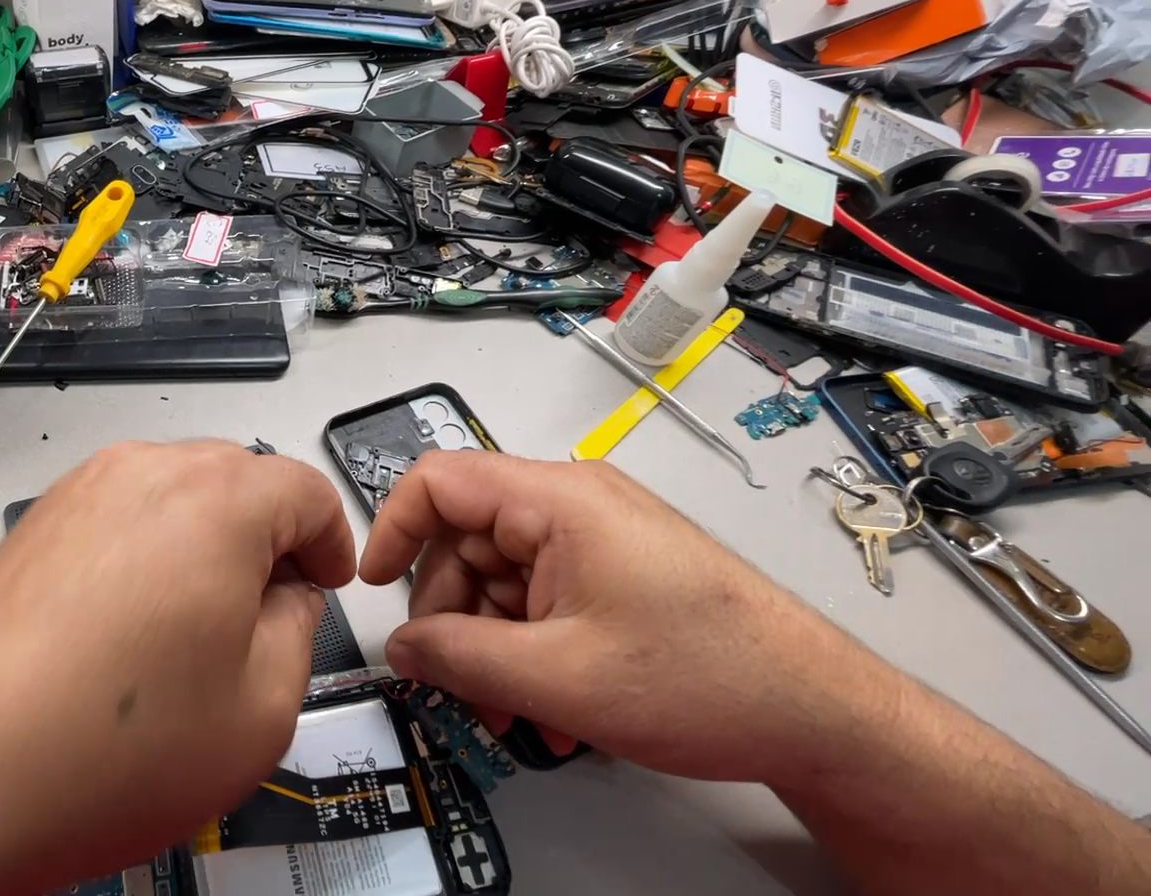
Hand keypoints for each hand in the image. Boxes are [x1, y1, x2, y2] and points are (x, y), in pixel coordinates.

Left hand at [0, 440, 356, 890]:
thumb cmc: (91, 749)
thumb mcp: (259, 708)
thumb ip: (300, 629)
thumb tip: (290, 597)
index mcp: (216, 500)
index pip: (306, 488)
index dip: (330, 541)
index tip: (322, 583)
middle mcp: (144, 473)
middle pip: (242, 481)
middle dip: (269, 541)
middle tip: (267, 615)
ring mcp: (84, 490)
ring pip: (180, 497)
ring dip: (206, 548)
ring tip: (190, 636)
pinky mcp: (43, 519)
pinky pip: (124, 517)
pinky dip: (149, 555)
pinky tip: (132, 632)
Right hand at [358, 452, 901, 786]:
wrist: (826, 719)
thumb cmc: (712, 680)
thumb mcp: (559, 677)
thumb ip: (458, 658)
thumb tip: (401, 648)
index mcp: (556, 499)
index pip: (438, 480)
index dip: (393, 529)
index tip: (373, 583)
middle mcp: (572, 504)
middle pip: (464, 542)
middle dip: (451, 617)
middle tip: (457, 682)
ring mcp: (593, 537)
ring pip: (499, 579)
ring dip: (491, 646)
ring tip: (513, 711)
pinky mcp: (610, 568)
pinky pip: (537, 597)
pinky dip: (527, 647)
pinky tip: (547, 703)